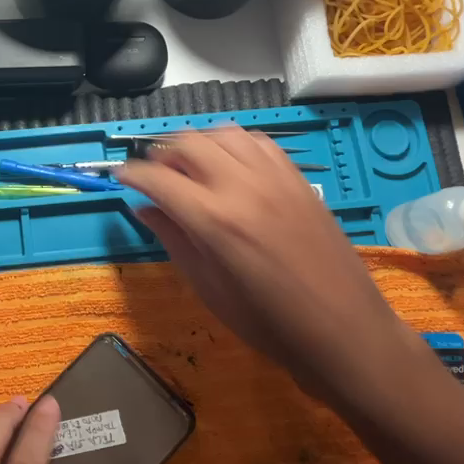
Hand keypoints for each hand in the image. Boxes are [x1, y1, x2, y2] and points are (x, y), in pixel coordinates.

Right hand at [116, 126, 408, 398]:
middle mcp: (242, 186)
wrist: (343, 330)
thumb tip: (144, 208)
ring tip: (189, 166)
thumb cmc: (269, 324)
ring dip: (197, 143)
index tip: (120, 178)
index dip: (132, 175)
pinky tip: (229, 166)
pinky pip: (258, 143)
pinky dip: (233, 145)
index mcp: (214, 220)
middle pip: (187, 144)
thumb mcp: (209, 288)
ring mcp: (274, 177)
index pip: (158, 178)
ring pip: (223, 133)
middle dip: (160, 153)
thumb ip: (174, 239)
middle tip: (153, 176)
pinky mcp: (298, 179)